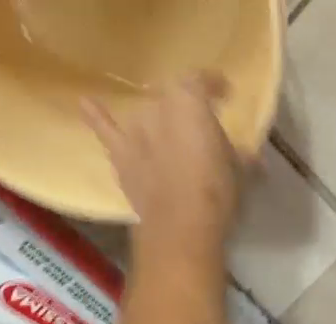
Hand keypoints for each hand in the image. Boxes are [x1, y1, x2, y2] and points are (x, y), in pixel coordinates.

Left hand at [83, 73, 242, 245]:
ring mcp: (135, 129)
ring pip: (147, 116)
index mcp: (190, 104)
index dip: (214, 85)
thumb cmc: (217, 198)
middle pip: (173, 100)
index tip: (225, 94)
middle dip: (187, 111)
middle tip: (201, 130)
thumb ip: (239, 156)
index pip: (201, 81)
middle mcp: (158, 106)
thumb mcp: (240, 174)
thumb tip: (248, 156)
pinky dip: (96, 116)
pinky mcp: (120, 154)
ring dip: (160, 124)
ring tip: (171, 139)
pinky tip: (87, 104)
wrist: (181, 231)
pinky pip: (105, 129)